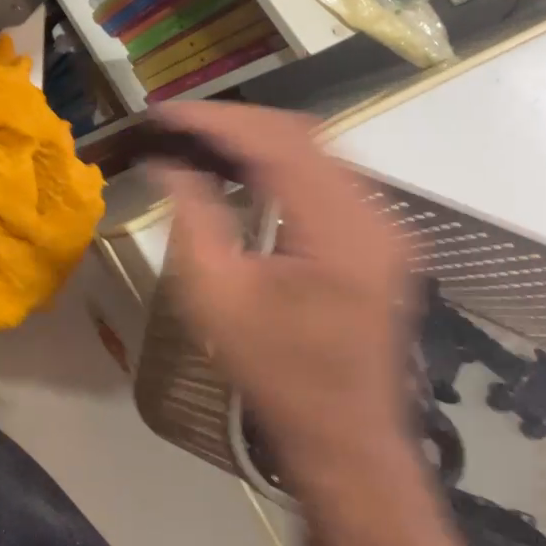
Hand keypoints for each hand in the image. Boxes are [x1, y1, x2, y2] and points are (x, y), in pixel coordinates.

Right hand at [152, 102, 410, 476]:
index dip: (214, 120)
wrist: (341, 432)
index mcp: (339, 232)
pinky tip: (239, 166)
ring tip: (198, 137)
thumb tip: (166, 162)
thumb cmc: (272, 367)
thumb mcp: (214, 293)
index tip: (162, 113)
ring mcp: (383, 227)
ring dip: (255, 134)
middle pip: (303, 133)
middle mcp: (374, 218)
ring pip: (318, 147)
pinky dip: (278, 157)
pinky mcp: (378, 238)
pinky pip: (328, 172)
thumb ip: (192, 214)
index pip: (276, 144)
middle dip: (233, 119)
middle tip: (174, 122)